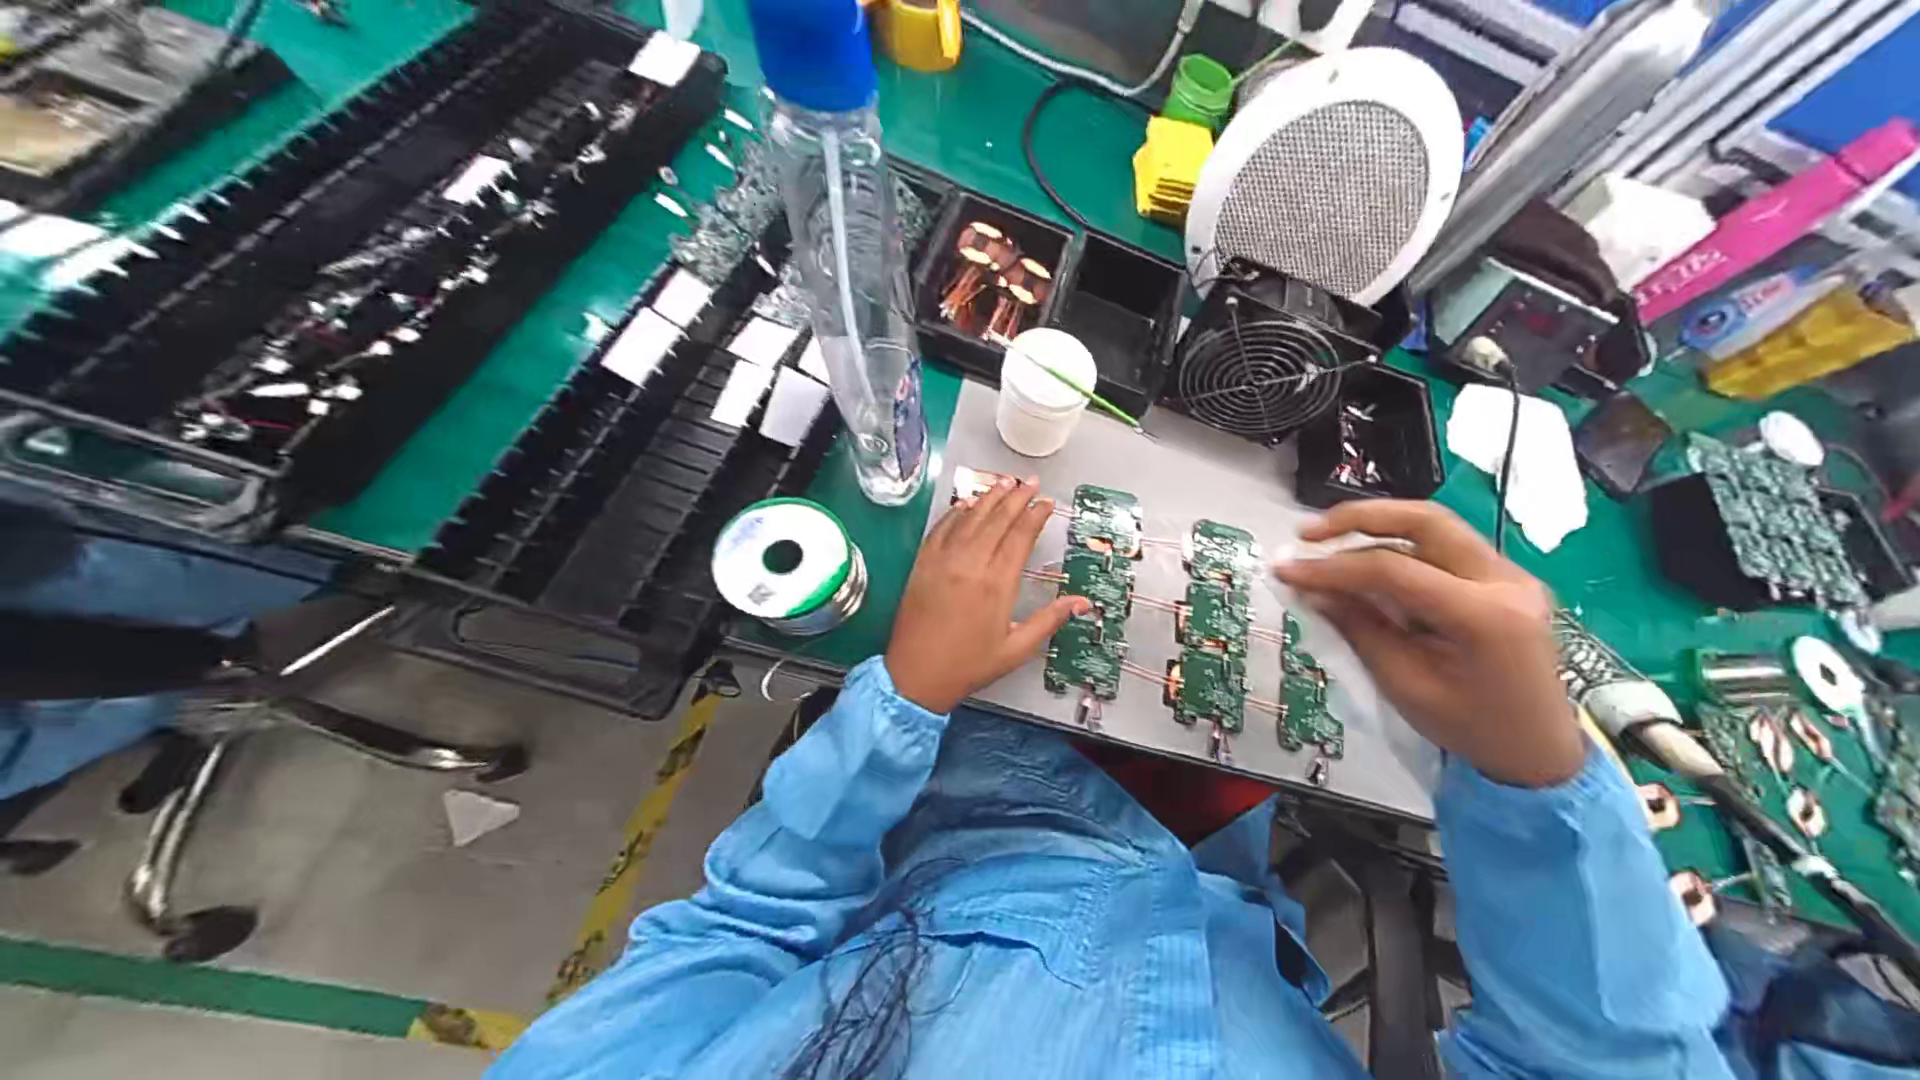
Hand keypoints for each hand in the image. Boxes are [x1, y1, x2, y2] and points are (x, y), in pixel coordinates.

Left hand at [886, 476, 1089, 713]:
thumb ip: (1049, 620)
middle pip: (997, 520)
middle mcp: (970, 564)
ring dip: (989, 498)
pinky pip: (941, 528)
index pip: (1020, 537)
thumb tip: (1083, 602)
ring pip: (969, 518)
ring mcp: (942, 560)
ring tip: (1005, 482)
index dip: (1035, 516)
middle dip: (1016, 498)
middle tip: (1031, 483)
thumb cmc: (969, 665)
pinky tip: (966, 504)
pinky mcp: (922, 563)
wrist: (916, 675)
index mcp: (997, 584)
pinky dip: (955, 513)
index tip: (1046, 503)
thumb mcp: (1016, 648)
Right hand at [1274, 500, 1582, 787]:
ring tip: (1322, 542)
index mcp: (1485, 616)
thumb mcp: (1404, 683)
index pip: (1393, 569)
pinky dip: (1393, 548)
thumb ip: (1358, 628)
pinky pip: (1439, 548)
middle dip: (1358, 518)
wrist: (1538, 752)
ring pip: (1432, 527)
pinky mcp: (1499, 580)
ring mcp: (1507, 576)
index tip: (1285, 571)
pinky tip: (1359, 563)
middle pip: (1424, 520)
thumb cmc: (1470, 728)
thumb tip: (1309, 590)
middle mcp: (1504, 582)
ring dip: (1373, 528)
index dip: (1331, 567)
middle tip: (1307, 534)